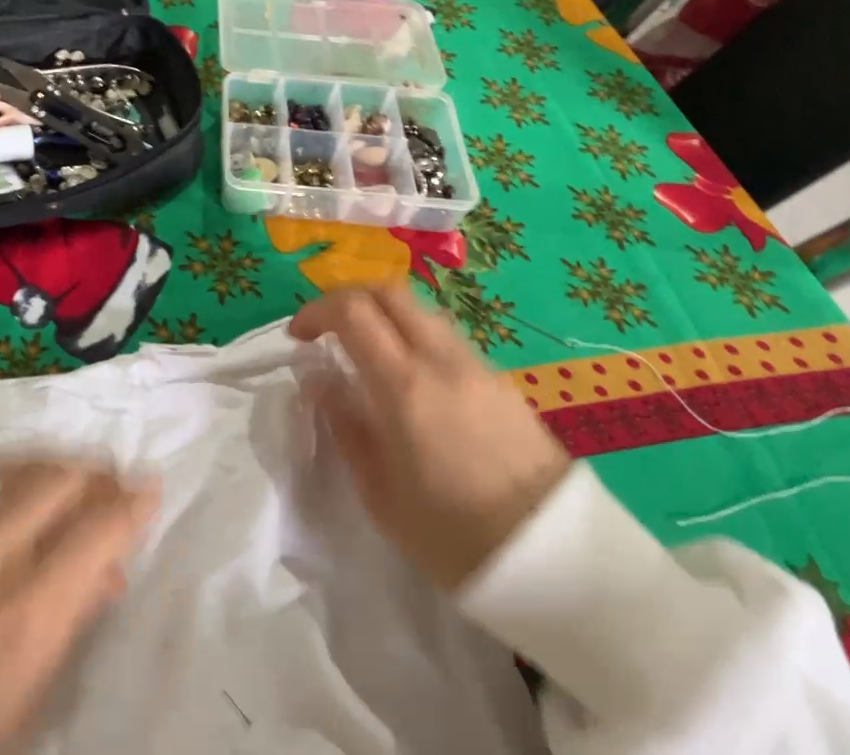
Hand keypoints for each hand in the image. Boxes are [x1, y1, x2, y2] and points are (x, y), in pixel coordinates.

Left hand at [0, 460, 157, 754]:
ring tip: (67, 474)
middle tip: (111, 481)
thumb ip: (66, 636)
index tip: (149, 490)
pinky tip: (2, 489)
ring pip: (14, 464)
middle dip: (99, 472)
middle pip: (62, 478)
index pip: (102, 529)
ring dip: (53, 465)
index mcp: (25, 619)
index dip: (135, 503)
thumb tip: (102, 575)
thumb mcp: (12, 714)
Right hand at [290, 285, 571, 589]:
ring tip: (367, 360)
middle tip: (327, 332)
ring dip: (386, 320)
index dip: (317, 311)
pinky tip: (411, 386)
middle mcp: (443, 361)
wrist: (552, 555)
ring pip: (423, 314)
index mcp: (404, 386)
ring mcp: (478, 368)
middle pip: (391, 293)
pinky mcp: (503, 384)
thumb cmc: (450, 534)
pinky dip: (416, 343)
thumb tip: (320, 382)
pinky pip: (448, 342)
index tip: (298, 337)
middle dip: (350, 301)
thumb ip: (345, 426)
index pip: (353, 312)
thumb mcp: (378, 491)